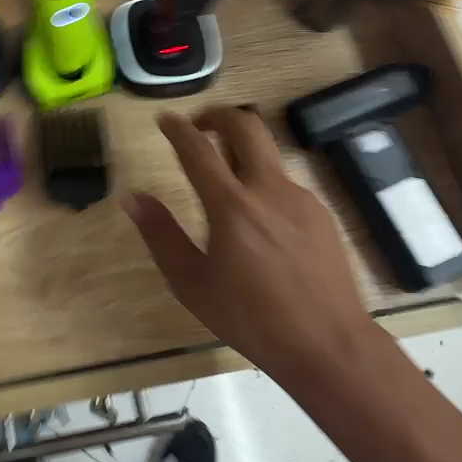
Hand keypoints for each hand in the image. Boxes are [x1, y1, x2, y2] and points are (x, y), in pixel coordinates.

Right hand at [124, 108, 379, 376]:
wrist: (328, 345)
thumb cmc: (251, 318)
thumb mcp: (192, 283)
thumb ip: (161, 235)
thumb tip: (132, 198)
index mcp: (232, 206)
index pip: (198, 150)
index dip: (178, 129)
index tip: (165, 119)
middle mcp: (268, 190)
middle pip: (246, 127)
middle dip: (218, 116)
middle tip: (199, 126)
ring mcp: (300, 198)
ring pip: (268, 154)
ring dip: (242, 151)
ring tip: (225, 176)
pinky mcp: (320, 214)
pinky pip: (285, 184)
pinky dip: (263, 183)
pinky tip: (258, 219)